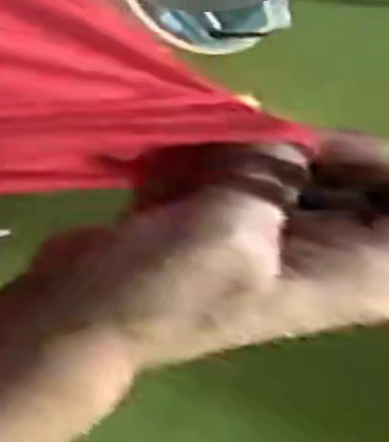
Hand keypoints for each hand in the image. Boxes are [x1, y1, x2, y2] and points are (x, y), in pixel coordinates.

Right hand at [25, 134, 388, 371]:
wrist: (82, 311)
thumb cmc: (165, 284)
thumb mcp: (224, 229)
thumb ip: (261, 174)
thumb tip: (269, 130)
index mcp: (366, 266)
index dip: (365, 159)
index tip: (288, 139)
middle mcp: (328, 250)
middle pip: (342, 181)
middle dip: (285, 148)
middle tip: (221, 133)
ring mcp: (260, 238)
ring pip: (271, 175)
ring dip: (225, 151)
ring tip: (176, 145)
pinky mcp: (203, 226)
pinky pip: (216, 181)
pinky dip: (187, 162)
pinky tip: (151, 159)